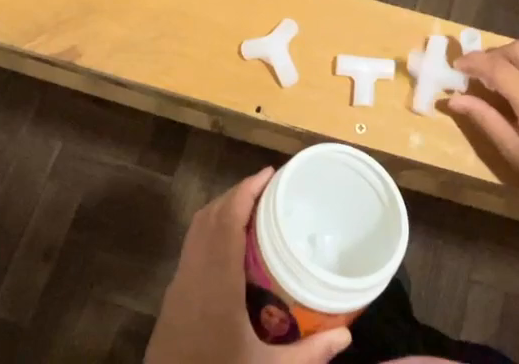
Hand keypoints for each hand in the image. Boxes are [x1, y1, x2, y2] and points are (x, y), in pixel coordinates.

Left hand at [145, 168, 353, 363]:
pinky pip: (192, 250)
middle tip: (270, 190)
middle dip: (237, 195)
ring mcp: (178, 287)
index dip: (246, 190)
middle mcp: (193, 275)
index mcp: (216, 281)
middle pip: (209, 216)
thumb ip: (308, 354)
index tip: (271, 173)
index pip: (226, 218)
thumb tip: (346, 337)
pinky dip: (212, 233)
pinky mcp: (172, 301)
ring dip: (222, 212)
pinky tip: (234, 251)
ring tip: (255, 212)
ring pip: (196, 232)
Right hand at [448, 42, 518, 252]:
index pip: (499, 68)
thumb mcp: (514, 151)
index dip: (474, 62)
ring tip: (495, 78)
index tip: (456, 67)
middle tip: (476, 71)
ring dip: (510, 57)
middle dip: (493, 54)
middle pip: (518, 49)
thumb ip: (485, 119)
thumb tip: (453, 100)